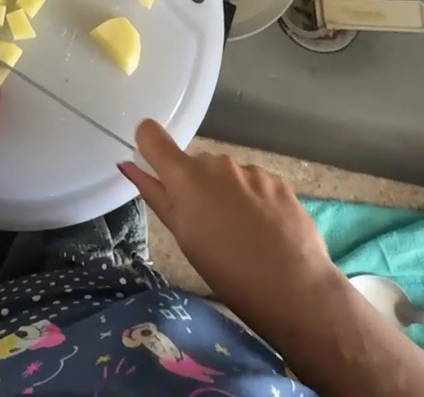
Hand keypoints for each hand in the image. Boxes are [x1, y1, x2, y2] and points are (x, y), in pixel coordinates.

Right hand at [120, 120, 338, 309]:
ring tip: (242, 232)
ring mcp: (249, 170)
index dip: (148, 144)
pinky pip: (253, 182)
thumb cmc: (227, 271)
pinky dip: (253, 200)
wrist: (295, 288)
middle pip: (193, 163)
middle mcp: (216, 162)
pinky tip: (265, 230)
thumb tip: (128, 165)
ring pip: (225, 174)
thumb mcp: (183, 237)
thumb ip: (155, 195)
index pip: (151, 134)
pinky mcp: (276, 180)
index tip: (155, 167)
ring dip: (226, 193)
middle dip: (196, 186)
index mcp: (186, 176)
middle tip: (208, 225)